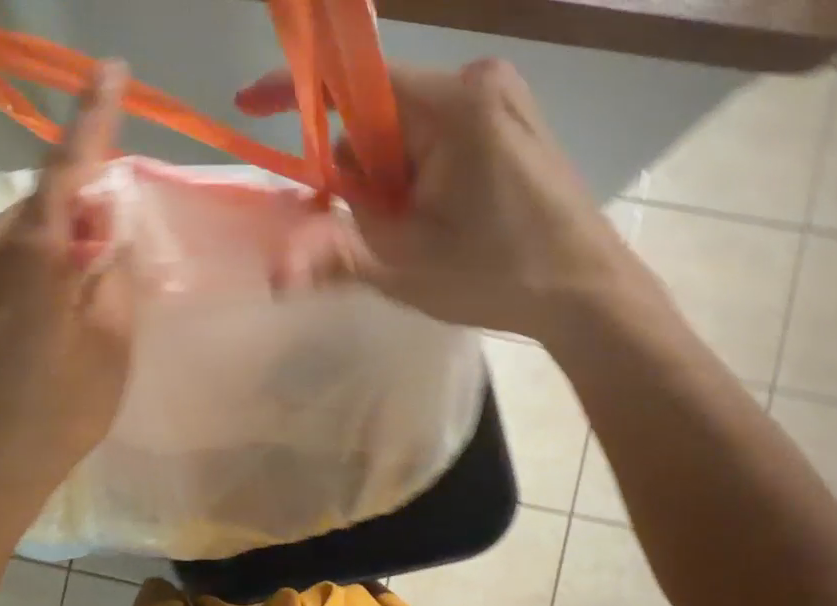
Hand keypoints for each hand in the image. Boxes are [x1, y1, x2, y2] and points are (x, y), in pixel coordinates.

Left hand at [0, 61, 136, 507]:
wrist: (2, 452)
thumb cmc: (67, 402)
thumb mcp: (112, 334)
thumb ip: (111, 264)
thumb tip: (103, 225)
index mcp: (35, 249)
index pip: (68, 164)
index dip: (94, 117)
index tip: (110, 71)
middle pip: (51, 190)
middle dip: (89, 194)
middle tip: (122, 231)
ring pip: (37, 218)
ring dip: (70, 225)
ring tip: (100, 269)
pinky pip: (21, 243)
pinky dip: (52, 246)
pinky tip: (73, 281)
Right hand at [235, 59, 649, 341]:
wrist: (588, 291)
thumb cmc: (500, 274)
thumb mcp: (406, 268)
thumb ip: (334, 257)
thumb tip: (274, 274)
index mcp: (454, 105)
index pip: (355, 84)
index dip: (296, 93)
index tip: (248, 103)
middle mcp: (478, 83)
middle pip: (378, 117)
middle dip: (362, 174)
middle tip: (383, 231)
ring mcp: (500, 99)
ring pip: (404, 132)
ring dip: (390, 183)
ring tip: (418, 234)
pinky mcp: (510, 121)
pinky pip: (434, 137)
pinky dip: (415, 178)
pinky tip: (438, 220)